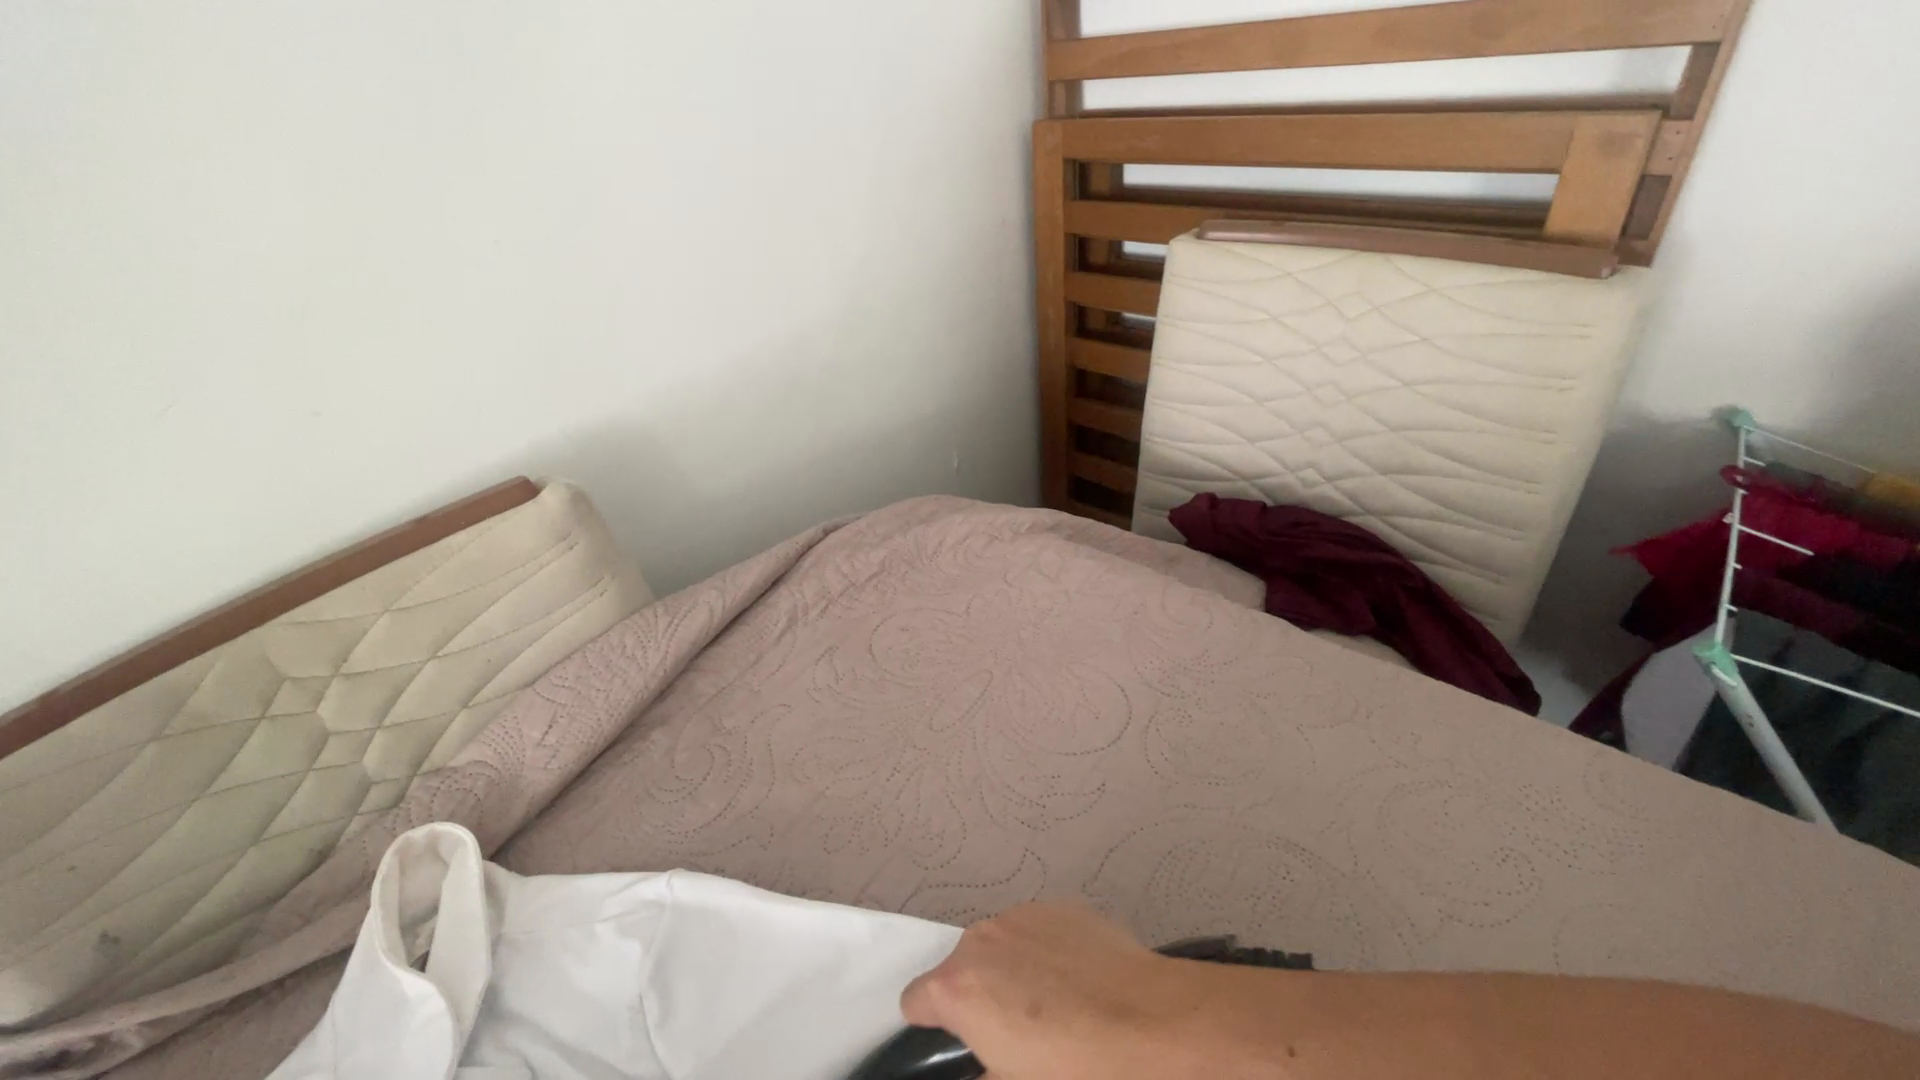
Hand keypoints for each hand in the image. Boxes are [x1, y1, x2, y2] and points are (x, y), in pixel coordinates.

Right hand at [899, 904, 1247, 1079]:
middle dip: (978, 994)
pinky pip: (1034, 929)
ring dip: (1010, 968)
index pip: (913, 1000)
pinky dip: (1044, 949)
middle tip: (1018, 1029)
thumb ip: (981, 1071)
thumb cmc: (1072, 1067)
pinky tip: (1077, 977)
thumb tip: (982, 1065)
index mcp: (956, 987)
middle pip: (959, 966)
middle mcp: (980, 939)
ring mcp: (1021, 916)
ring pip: (999, 945)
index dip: (933, 1024)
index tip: (961, 1040)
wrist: (1149, 1022)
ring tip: (1055, 1001)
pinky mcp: (1059, 906)